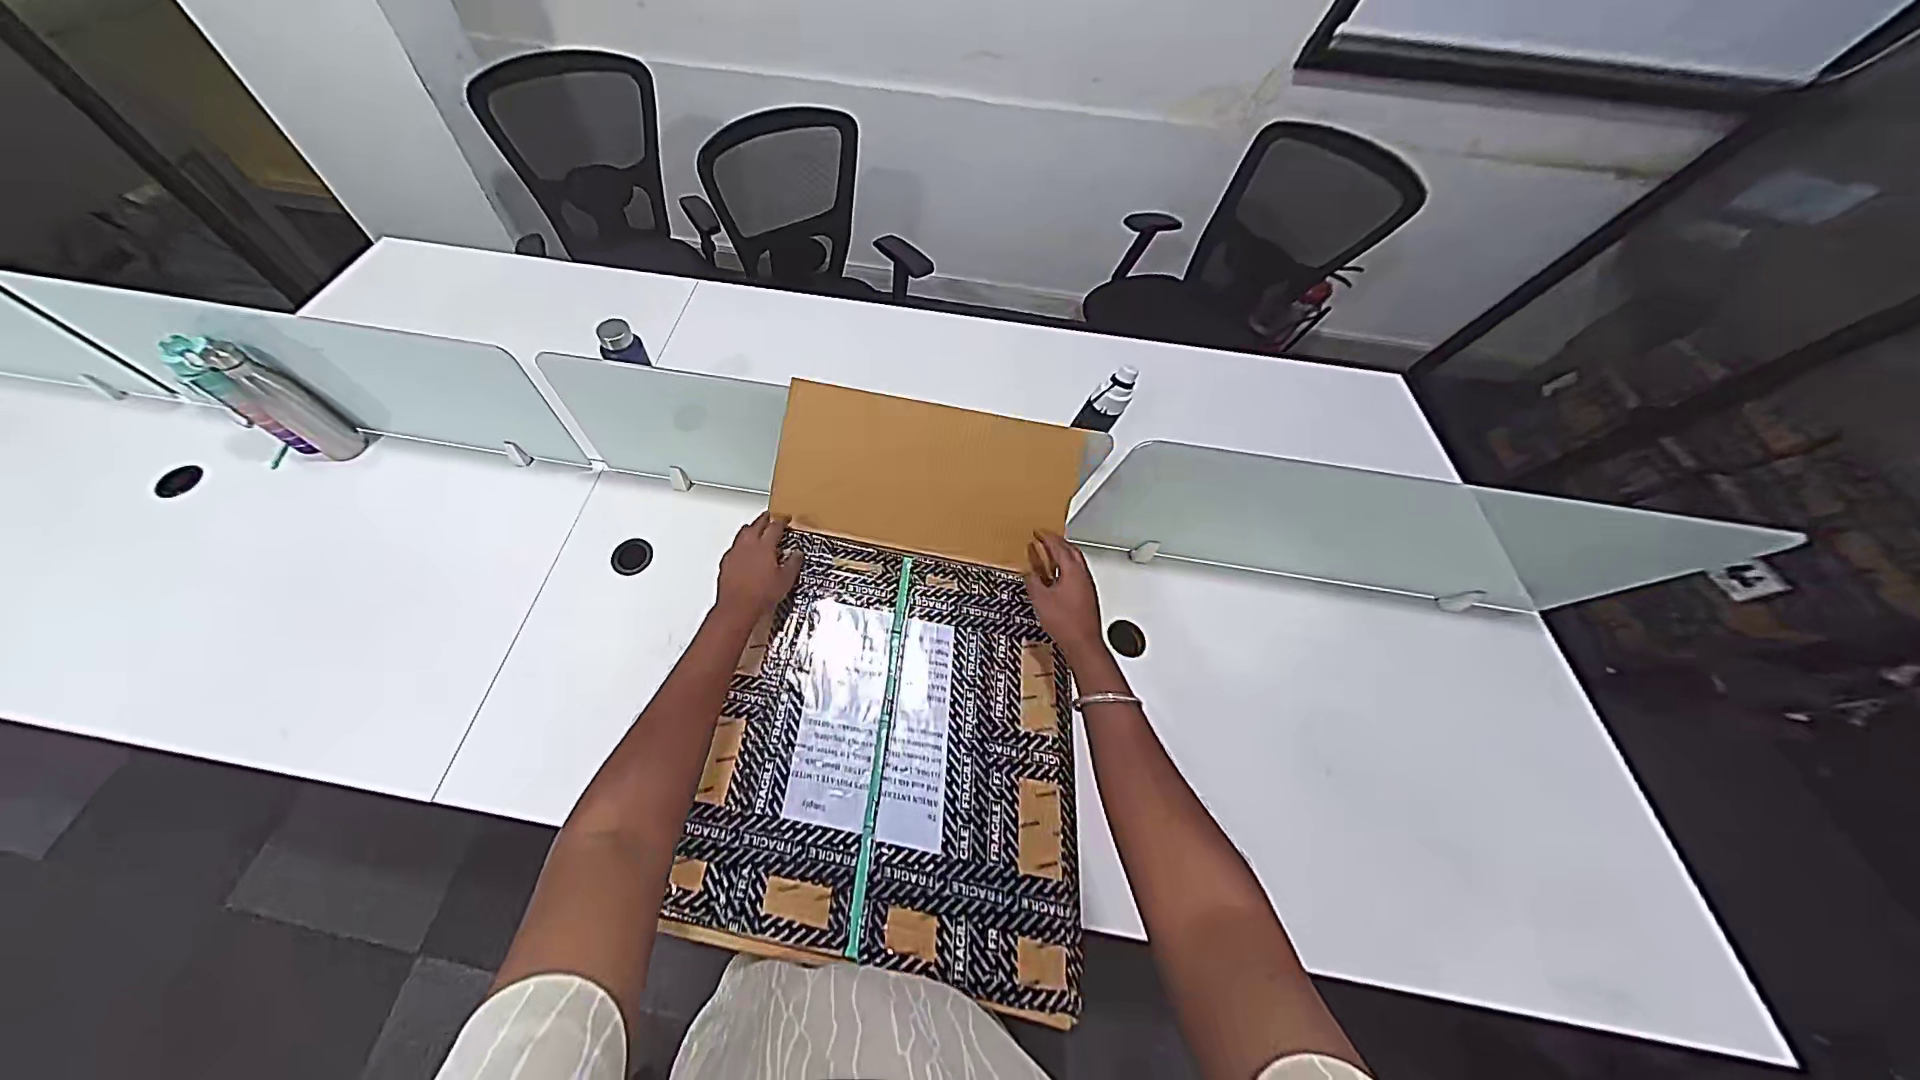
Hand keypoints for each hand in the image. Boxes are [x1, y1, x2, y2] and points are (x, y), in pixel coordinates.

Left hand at [716, 512, 801, 620]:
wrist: (738, 608)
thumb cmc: (761, 594)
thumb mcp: (786, 580)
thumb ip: (793, 563)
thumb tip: (797, 555)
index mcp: (764, 546)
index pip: (774, 526)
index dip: (782, 521)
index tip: (785, 519)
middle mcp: (748, 545)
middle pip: (756, 524)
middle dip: (765, 519)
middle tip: (770, 517)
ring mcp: (735, 553)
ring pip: (743, 533)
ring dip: (751, 529)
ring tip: (757, 529)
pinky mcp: (726, 562)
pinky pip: (734, 547)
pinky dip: (741, 544)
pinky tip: (744, 551)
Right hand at [1024, 532, 1105, 659]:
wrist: (1083, 643)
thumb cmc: (1065, 622)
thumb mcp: (1040, 599)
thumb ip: (1033, 582)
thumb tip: (1028, 573)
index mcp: (1072, 570)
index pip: (1059, 547)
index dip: (1047, 538)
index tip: (1039, 532)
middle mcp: (1083, 575)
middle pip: (1071, 551)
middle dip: (1057, 543)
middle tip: (1045, 539)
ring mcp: (1087, 585)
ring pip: (1075, 562)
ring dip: (1062, 555)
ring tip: (1049, 555)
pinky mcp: (1088, 596)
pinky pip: (1076, 573)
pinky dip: (1066, 568)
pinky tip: (1057, 577)